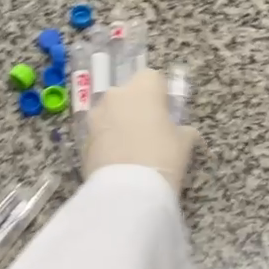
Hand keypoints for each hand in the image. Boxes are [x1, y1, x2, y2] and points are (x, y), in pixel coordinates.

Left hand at [85, 68, 198, 192]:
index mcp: (143, 88)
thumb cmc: (163, 157)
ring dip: (118, 123)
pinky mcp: (83, 138)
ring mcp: (95, 116)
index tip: (165, 112)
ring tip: (131, 148)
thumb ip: (184, 131)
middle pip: (127, 94)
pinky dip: (107, 141)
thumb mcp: (184, 144)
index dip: (159, 94)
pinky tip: (118, 161)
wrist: (128, 190)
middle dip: (136, 107)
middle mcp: (115, 95)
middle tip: (148, 130)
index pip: (152, 78)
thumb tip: (185, 132)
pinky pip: (99, 133)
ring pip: (110, 113)